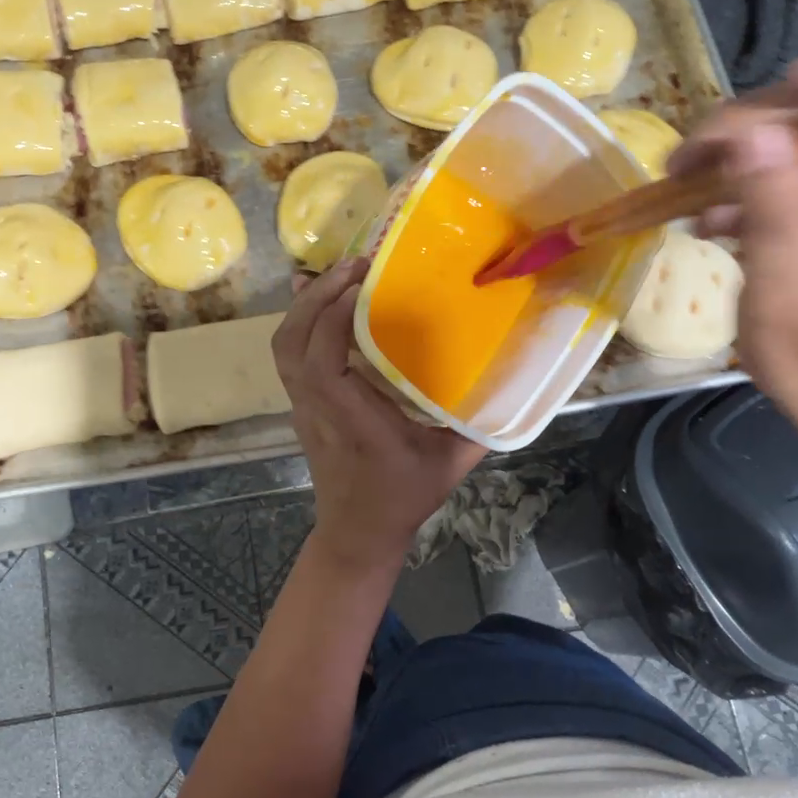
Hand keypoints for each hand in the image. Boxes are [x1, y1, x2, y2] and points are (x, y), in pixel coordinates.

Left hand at [272, 259, 486, 564]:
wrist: (357, 532)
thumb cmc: (403, 498)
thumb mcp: (450, 464)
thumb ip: (478, 422)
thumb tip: (514, 377)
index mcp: (354, 422)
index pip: (323, 361)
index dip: (334, 316)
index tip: (365, 284)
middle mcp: (318, 410)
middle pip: (292, 343)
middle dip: (318, 296)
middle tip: (357, 264)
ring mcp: (302, 408)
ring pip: (283, 347)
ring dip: (305, 306)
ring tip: (340, 276)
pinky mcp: (300, 406)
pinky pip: (288, 356)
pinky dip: (301, 322)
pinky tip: (322, 300)